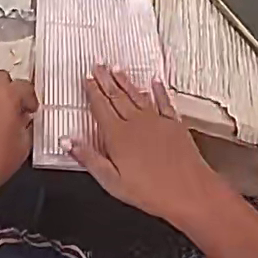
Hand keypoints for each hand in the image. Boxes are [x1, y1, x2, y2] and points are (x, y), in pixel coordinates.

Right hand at [68, 66, 230, 226]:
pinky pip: (163, 101)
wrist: (188, 192)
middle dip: (105, 79)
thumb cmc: (151, 191)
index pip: (101, 107)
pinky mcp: (174, 125)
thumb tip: (68, 142)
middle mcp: (136, 123)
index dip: (92, 91)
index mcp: (118, 135)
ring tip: (116, 68)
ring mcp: (156, 121)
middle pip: (116, 96)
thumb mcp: (111, 180)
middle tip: (98, 66)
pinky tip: (154, 82)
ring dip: (125, 81)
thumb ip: (88, 158)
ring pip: (136, 95)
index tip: (86, 79)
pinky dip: (158, 90)